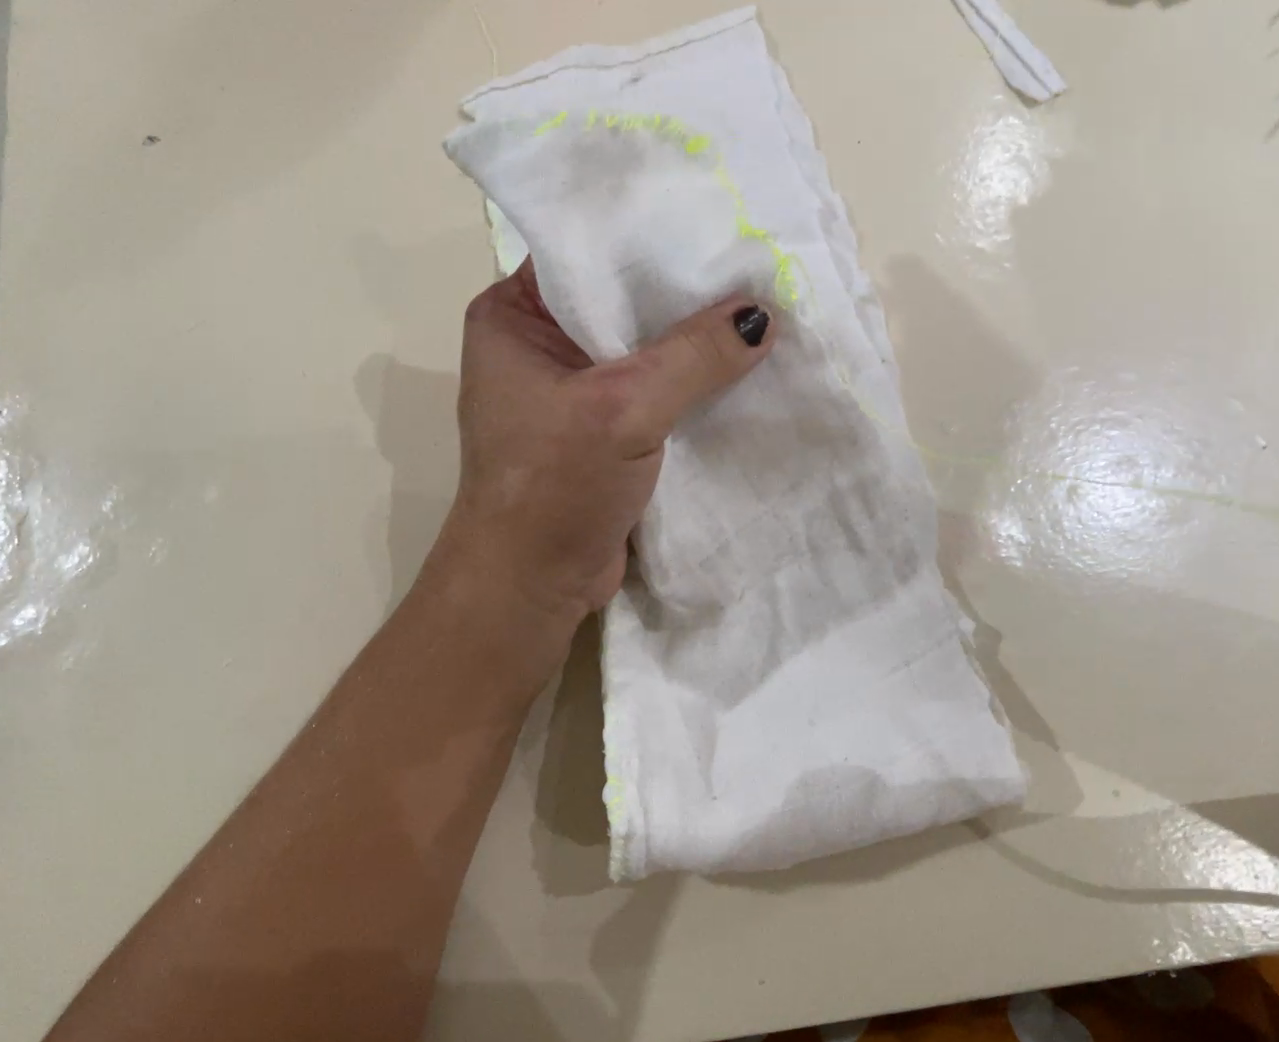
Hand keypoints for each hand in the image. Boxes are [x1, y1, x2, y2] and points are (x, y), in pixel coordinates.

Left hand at [420, 260, 775, 657]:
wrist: (531, 586)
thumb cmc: (554, 485)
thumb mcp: (623, 408)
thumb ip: (693, 357)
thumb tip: (762, 316)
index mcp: (513, 316)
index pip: (585, 251)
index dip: (648, 235)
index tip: (716, 219)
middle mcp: (538, 345)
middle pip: (620, 301)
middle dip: (682, 291)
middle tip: (755, 262)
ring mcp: (571, 392)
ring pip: (642, 350)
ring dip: (693, 343)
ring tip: (765, 308)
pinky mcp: (600, 433)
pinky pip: (653, 393)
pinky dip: (691, 386)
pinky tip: (744, 370)